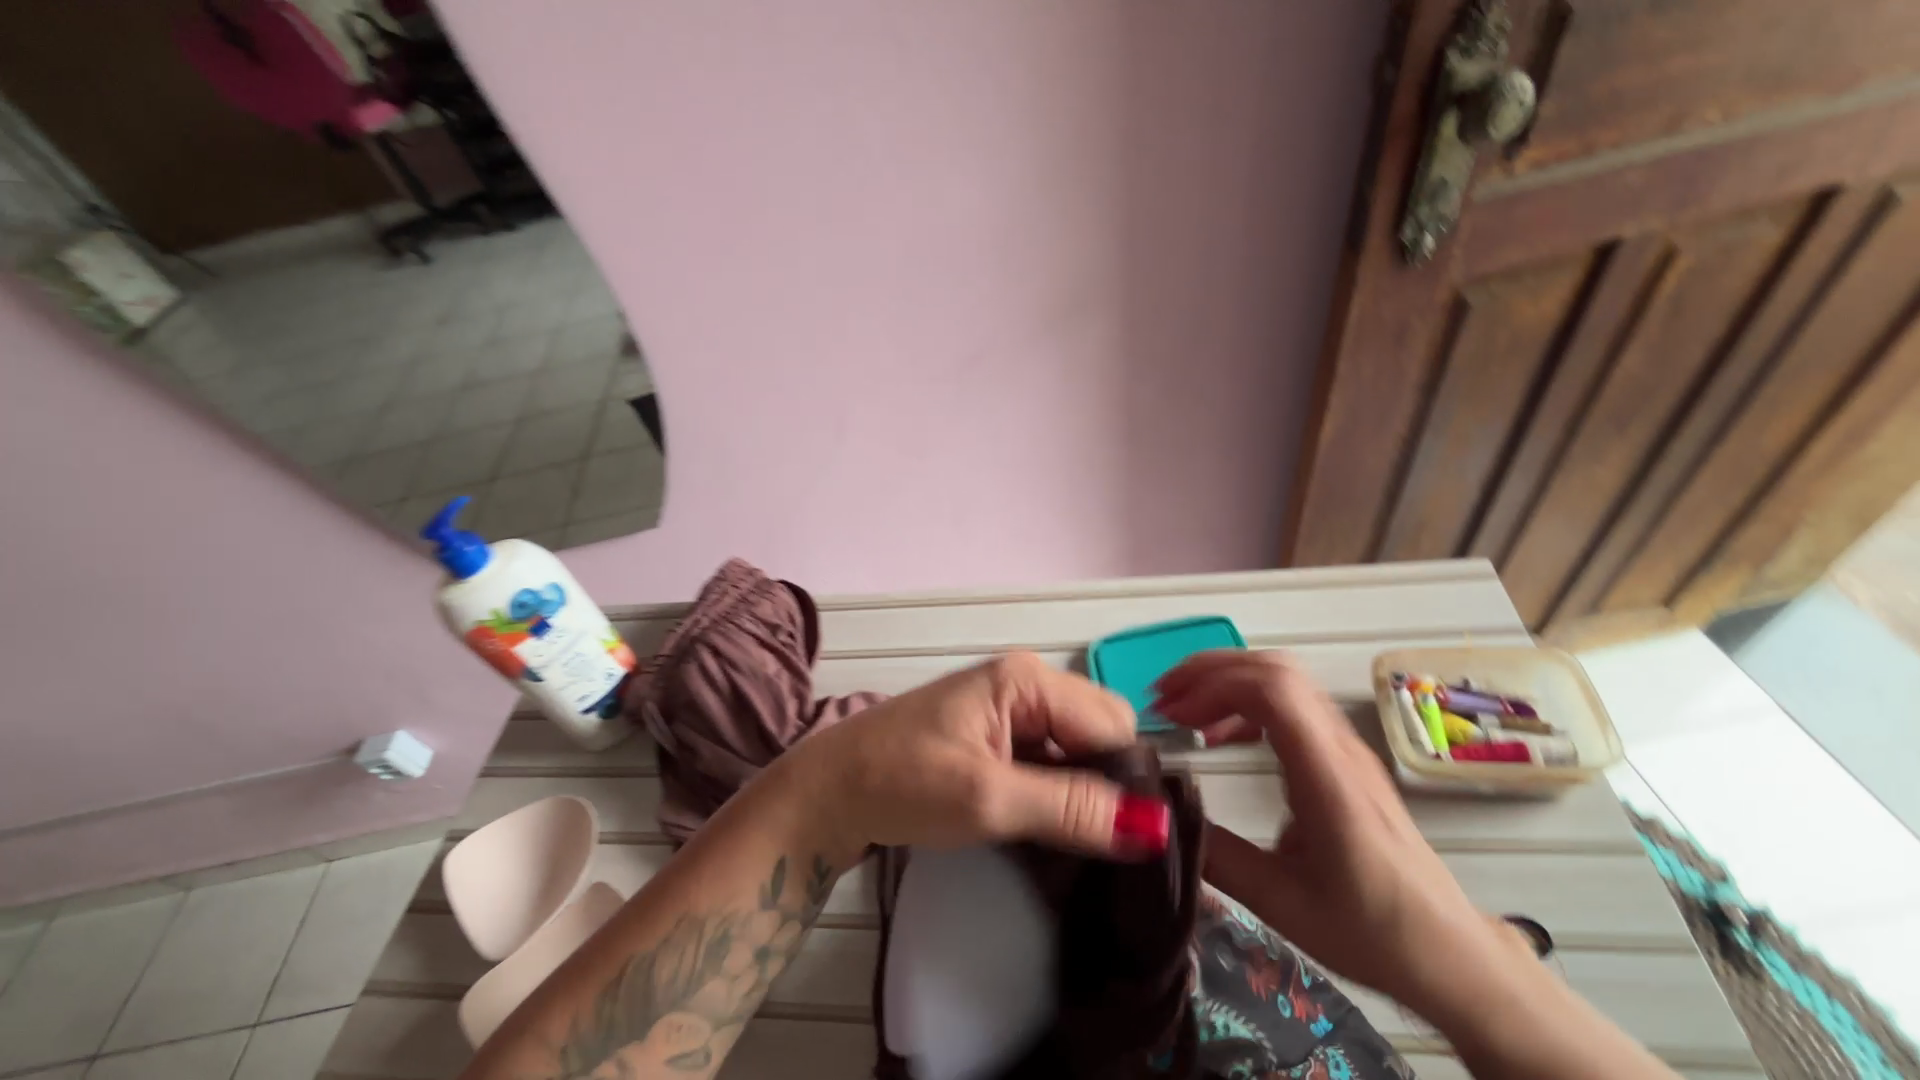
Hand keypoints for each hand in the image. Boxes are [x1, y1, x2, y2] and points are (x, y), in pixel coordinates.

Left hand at [784, 652, 1171, 859]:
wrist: (827, 794)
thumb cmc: (900, 783)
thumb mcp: (988, 800)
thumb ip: (1071, 809)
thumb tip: (1152, 828)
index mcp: (1026, 678)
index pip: (1112, 724)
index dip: (1123, 778)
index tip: (1123, 835)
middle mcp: (1024, 682)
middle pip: (1100, 730)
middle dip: (1103, 782)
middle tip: (1087, 836)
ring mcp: (1007, 708)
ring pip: (1077, 748)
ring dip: (1079, 791)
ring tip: (1070, 837)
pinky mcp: (994, 735)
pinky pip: (1049, 758)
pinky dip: (1056, 790)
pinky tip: (1047, 824)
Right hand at [1153, 651, 1513, 1017]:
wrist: (1446, 951)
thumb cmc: (1369, 930)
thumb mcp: (1281, 903)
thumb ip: (1217, 855)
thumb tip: (1157, 818)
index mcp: (1327, 778)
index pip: (1273, 692)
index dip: (1212, 685)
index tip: (1168, 712)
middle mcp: (1340, 750)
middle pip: (1278, 670)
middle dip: (1212, 670)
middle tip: (1163, 699)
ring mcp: (1347, 751)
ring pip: (1287, 682)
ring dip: (1229, 683)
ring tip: (1181, 713)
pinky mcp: (1345, 762)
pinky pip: (1293, 708)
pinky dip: (1247, 704)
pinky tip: (1220, 737)